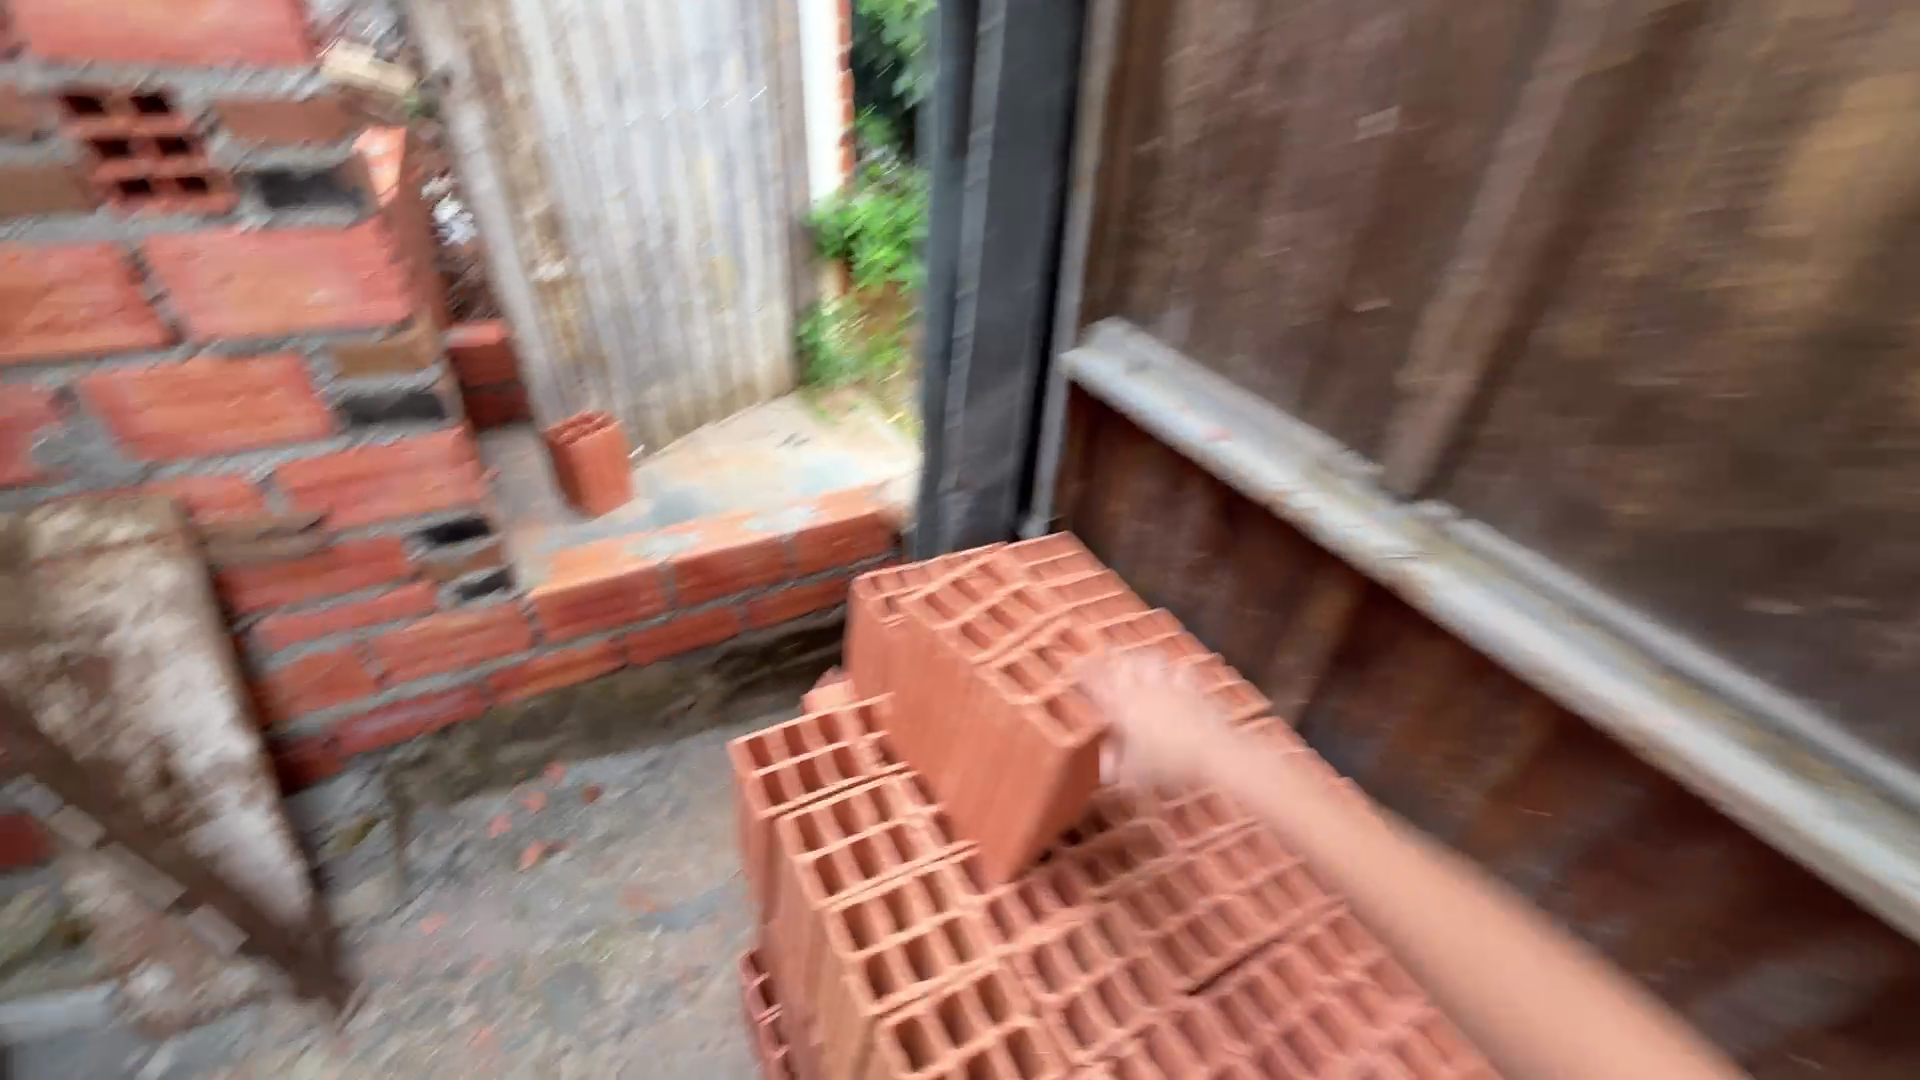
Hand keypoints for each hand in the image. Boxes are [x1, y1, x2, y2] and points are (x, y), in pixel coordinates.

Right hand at [1078, 652, 1244, 788]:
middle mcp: (1141, 690)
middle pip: (1121, 664)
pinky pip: (1182, 671)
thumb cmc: (1168, 763)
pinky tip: (1177, 673)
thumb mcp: (1135, 772)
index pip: (1096, 684)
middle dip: (1110, 658)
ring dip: (1141, 659)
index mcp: (1122, 707)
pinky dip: (1176, 672)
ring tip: (1137, 660)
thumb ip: (1117, 765)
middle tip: (1103, 656)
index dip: (1083, 672)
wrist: (1213, 750)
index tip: (1074, 665)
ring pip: (1149, 660)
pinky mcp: (1192, 687)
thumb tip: (1104, 767)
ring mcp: (1168, 685)